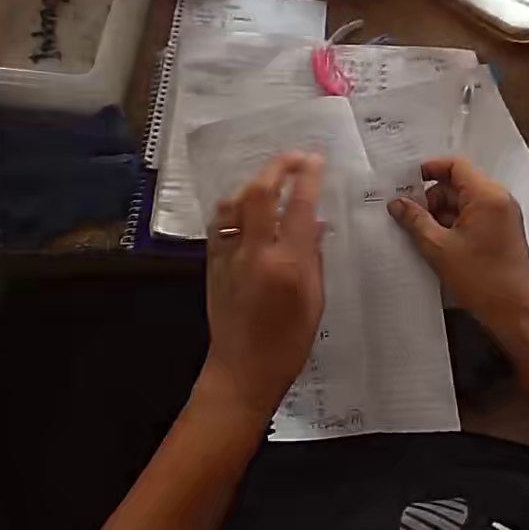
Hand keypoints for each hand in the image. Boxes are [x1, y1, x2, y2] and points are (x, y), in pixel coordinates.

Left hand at [200, 152, 325, 421]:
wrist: (242, 371)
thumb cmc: (288, 343)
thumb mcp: (314, 301)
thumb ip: (314, 258)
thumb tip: (315, 224)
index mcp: (288, 265)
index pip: (299, 208)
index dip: (308, 177)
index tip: (316, 160)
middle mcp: (255, 253)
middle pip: (260, 194)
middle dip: (277, 167)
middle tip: (294, 158)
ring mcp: (228, 256)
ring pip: (233, 204)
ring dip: (253, 184)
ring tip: (270, 181)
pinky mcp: (212, 263)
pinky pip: (220, 223)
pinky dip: (234, 207)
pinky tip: (245, 207)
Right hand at [388, 157, 528, 336]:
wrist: (514, 312)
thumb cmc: (480, 279)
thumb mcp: (438, 247)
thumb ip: (415, 220)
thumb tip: (397, 203)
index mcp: (487, 196)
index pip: (455, 166)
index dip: (429, 169)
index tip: (407, 182)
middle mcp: (498, 200)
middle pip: (458, 184)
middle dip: (431, 198)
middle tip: (408, 215)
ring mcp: (502, 216)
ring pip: (463, 202)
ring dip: (440, 213)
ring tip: (420, 233)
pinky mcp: (501, 232)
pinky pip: (473, 217)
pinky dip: (453, 224)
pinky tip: (436, 242)